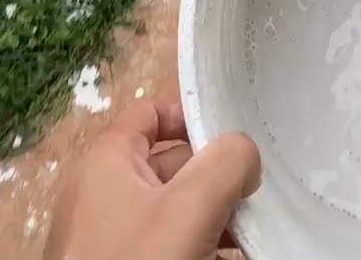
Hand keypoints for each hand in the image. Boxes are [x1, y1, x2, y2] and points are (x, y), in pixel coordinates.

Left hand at [46, 97, 260, 259]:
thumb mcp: (191, 207)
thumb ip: (228, 162)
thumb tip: (243, 155)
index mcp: (107, 164)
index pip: (151, 113)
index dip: (192, 116)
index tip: (236, 140)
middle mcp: (104, 198)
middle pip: (174, 166)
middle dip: (218, 180)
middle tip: (256, 198)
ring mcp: (112, 245)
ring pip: (177, 215)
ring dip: (217, 222)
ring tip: (249, 240)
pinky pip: (170, 251)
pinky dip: (201, 252)